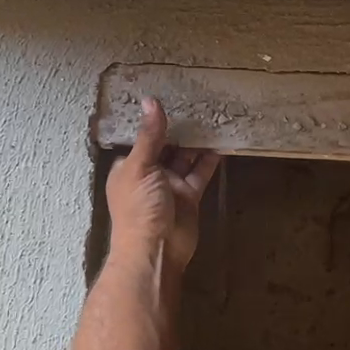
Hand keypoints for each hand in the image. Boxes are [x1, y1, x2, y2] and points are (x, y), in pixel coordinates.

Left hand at [106, 98, 221, 271]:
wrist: (156, 249)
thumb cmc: (139, 207)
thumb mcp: (140, 166)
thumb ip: (149, 135)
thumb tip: (150, 101)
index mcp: (129, 167)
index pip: (140, 139)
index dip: (152, 121)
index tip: (168, 99)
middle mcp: (149, 174)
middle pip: (165, 147)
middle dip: (178, 129)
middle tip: (196, 103)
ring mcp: (170, 186)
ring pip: (184, 158)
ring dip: (196, 142)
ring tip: (212, 118)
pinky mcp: (189, 196)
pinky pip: (200, 173)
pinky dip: (209, 160)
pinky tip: (221, 143)